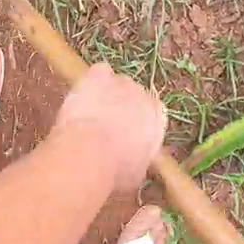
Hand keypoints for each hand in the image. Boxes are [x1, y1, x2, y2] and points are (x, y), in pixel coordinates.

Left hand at [52, 64, 165, 192]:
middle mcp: (144, 96)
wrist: (89, 152)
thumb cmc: (115, 170)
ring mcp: (122, 82)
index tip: (127, 132)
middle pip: (134, 95)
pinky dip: (94, 80)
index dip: (138, 121)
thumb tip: (134, 159)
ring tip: (92, 113)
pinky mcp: (99, 75)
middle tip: (106, 125)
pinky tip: (85, 94)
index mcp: (157, 119)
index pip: (153, 112)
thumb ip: (140, 157)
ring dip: (107, 94)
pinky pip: (101, 71)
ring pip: (116, 82)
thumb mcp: (136, 173)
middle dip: (122, 107)